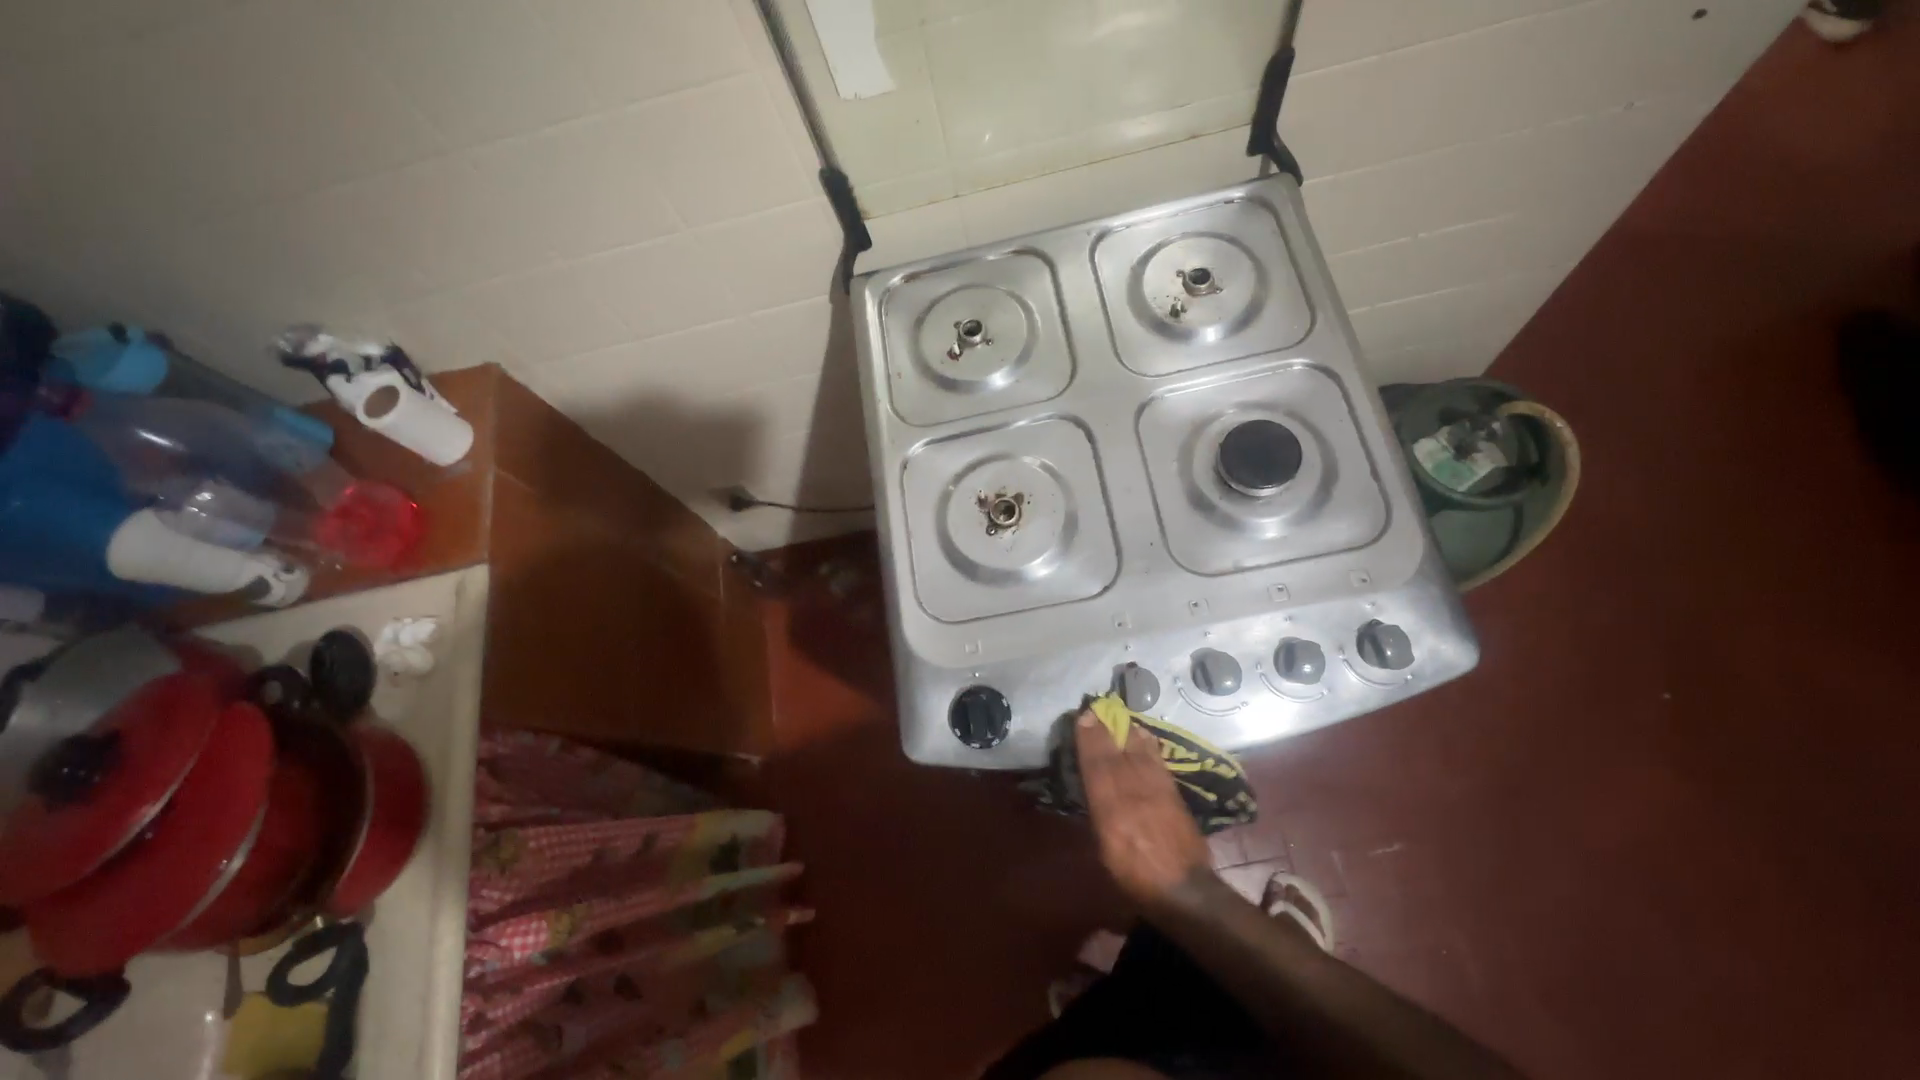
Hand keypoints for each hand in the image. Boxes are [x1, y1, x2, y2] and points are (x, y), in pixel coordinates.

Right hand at [1075, 710, 1212, 912]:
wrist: (1184, 890)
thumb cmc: (1135, 878)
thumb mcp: (1106, 851)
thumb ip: (1101, 818)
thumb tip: (1095, 794)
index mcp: (1111, 811)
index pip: (1097, 767)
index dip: (1090, 740)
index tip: (1085, 717)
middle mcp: (1133, 794)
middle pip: (1117, 755)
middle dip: (1106, 730)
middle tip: (1098, 709)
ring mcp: (1157, 792)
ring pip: (1140, 754)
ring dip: (1129, 732)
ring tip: (1121, 716)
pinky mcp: (1175, 795)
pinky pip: (1159, 762)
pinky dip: (1150, 746)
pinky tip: (1145, 736)